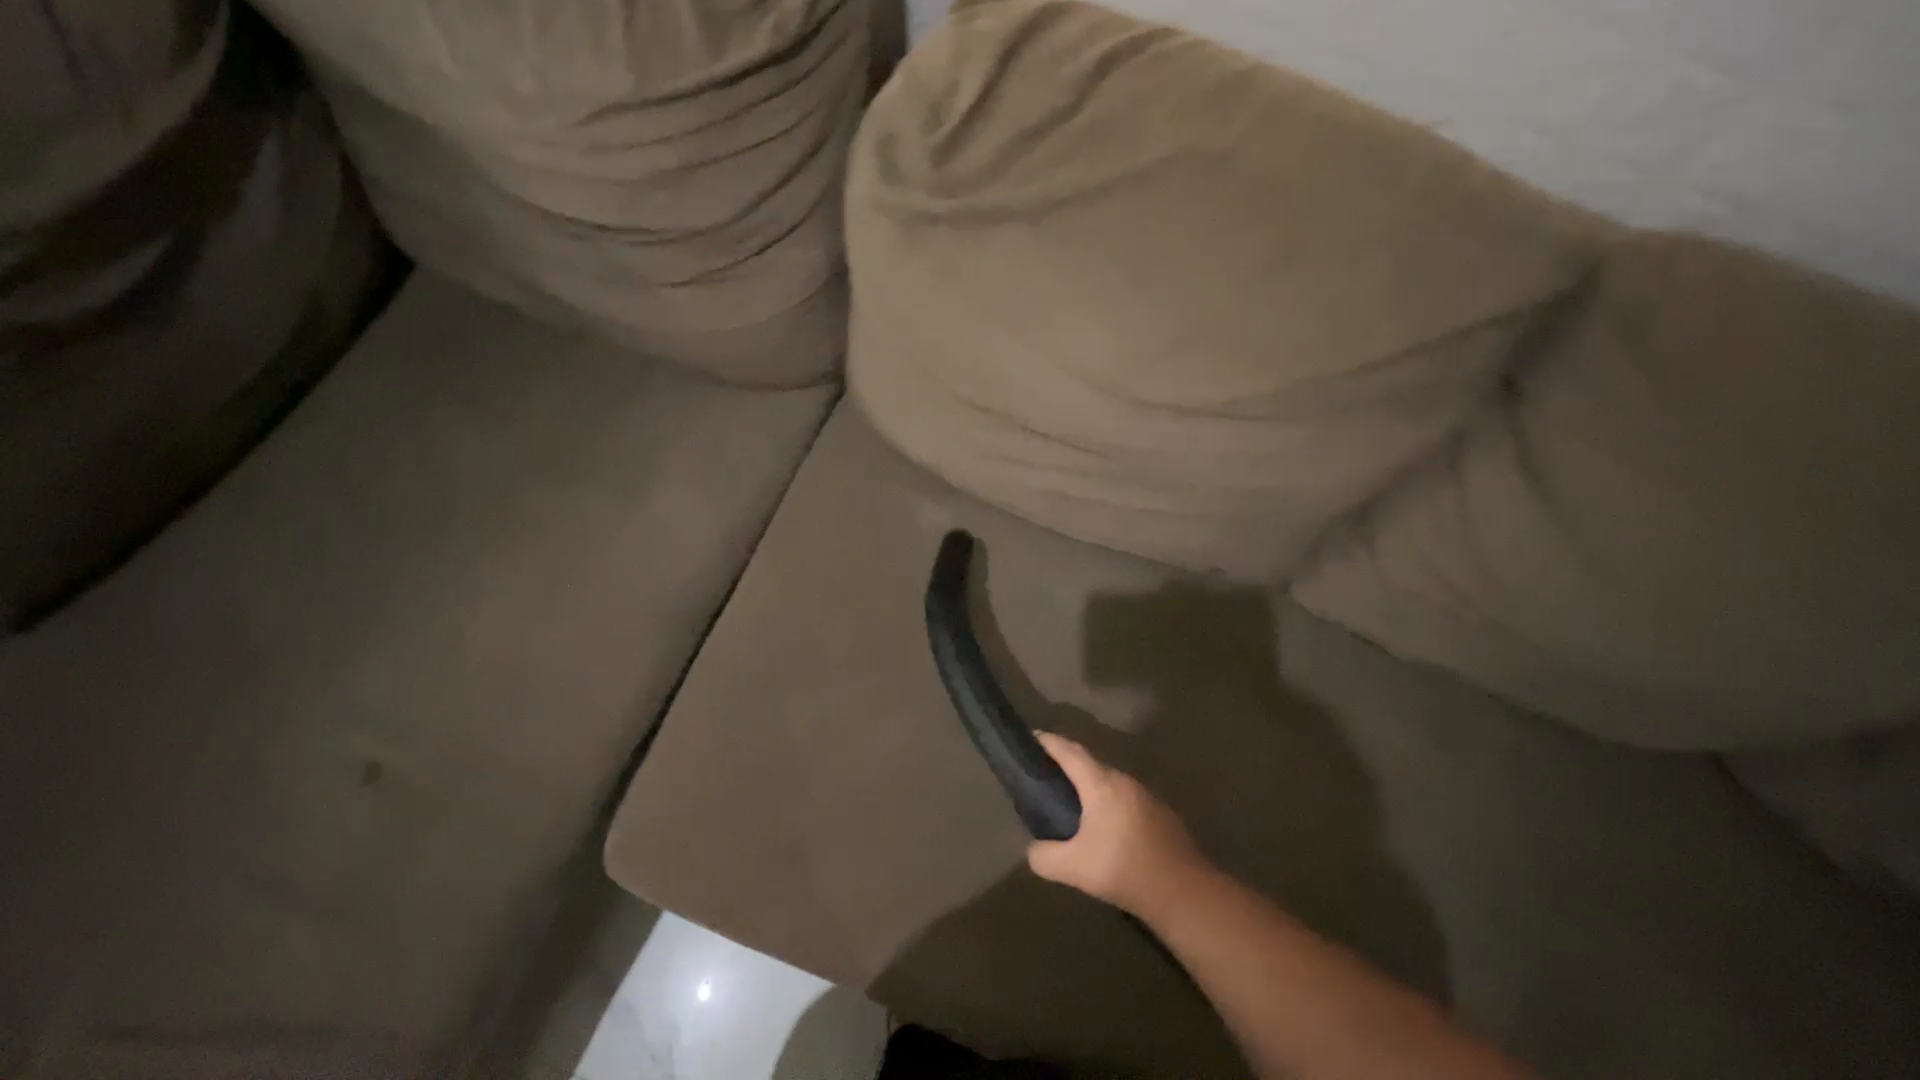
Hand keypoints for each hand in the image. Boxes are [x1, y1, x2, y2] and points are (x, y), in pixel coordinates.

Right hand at [1027, 732, 1207, 916]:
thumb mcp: (1072, 868)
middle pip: (1091, 765)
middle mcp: (1126, 782)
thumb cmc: (1124, 870)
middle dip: (1067, 766)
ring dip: (1089, 788)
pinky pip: (1125, 800)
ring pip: (1110, 784)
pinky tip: (1104, 830)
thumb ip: (1043, 856)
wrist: (1184, 891)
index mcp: (1102, 785)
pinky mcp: (1161, 816)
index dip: (1049, 742)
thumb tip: (1035, 849)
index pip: (1070, 752)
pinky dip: (1108, 806)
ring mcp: (1147, 797)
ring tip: (1070, 806)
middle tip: (1045, 778)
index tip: (1031, 737)